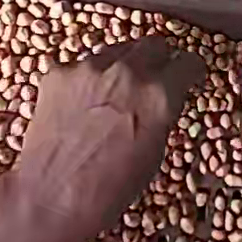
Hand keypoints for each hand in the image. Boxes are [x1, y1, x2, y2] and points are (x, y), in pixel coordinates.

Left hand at [0, 35, 204, 241]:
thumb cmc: (107, 190)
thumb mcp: (153, 154)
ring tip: (114, 94)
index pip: (188, 64)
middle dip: (158, 58)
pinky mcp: (59, 73)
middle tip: (155, 75)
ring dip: (122, 67)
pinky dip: (87, 80)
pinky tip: (82, 105)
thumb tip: (162, 99)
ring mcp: (89, 68)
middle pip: (153, 44)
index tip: (188, 73)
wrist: (50, 197)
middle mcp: (127, 73)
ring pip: (116, 51)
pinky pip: (81, 66)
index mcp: (159, 96)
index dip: (190, 70)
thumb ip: (161, 114)